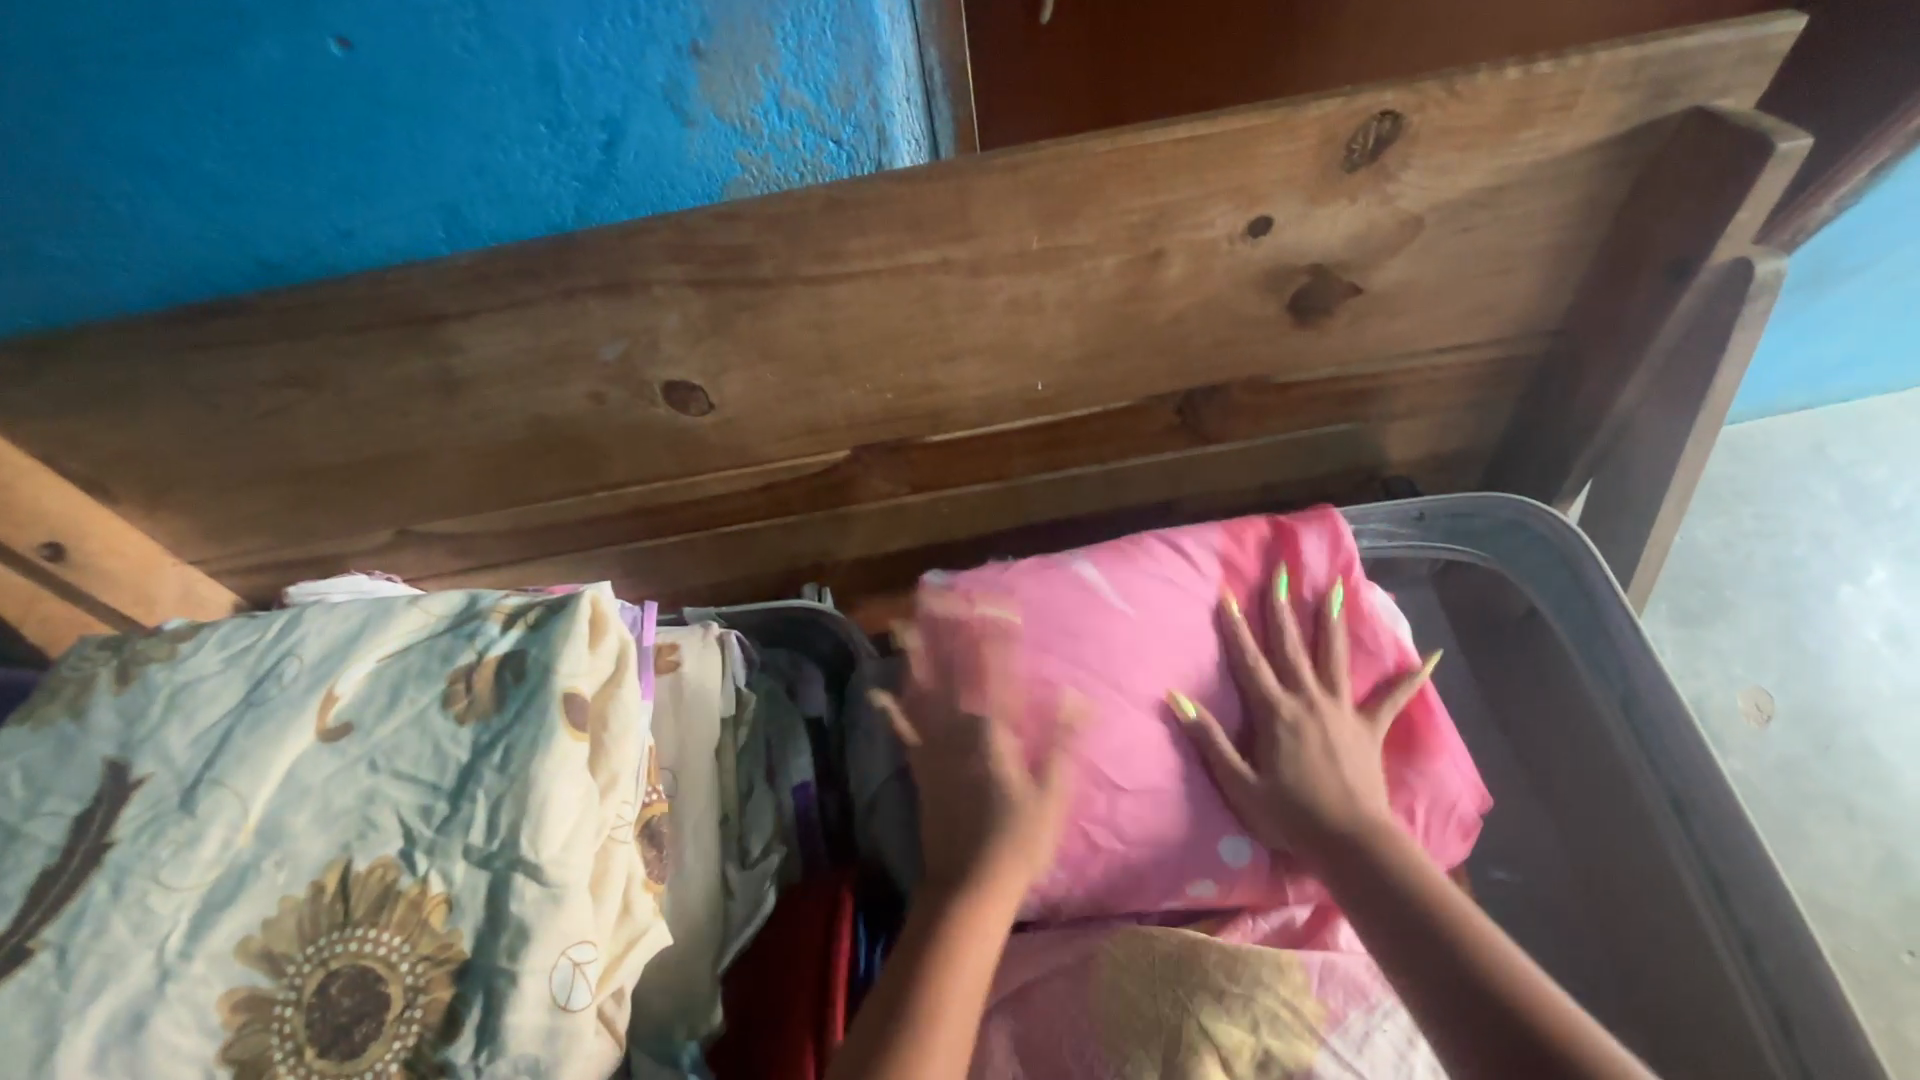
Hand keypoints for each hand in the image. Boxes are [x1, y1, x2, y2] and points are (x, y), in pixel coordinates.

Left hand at [869, 589, 1083, 901]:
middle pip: (954, 668)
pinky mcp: (920, 768)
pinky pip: (903, 732)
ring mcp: (934, 747)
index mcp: (995, 731)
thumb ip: (1063, 742)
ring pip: (923, 690)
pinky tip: (877, 692)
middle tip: (938, 592)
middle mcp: (960, 729)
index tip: (997, 600)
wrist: (969, 884)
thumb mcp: (1052, 794)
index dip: (996, 633)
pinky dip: (890, 711)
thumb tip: (1078, 697)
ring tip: (904, 623)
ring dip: (915, 655)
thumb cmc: (1019, 841)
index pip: (997, 670)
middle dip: (948, 628)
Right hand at [1170, 570, 1439, 866]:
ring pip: (1335, 657)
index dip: (1235, 627)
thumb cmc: (1288, 817)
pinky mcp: (1369, 728)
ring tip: (1335, 586)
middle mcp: (1308, 700)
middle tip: (1281, 572)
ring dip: (1332, 620)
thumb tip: (1175, 698)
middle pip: (1291, 646)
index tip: (1228, 593)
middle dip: (1282, 607)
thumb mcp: (1238, 783)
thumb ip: (1208, 738)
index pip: (1249, 661)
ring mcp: (1342, 711)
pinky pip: (1393, 699)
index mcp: (1274, 713)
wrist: (1351, 843)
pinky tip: (1432, 656)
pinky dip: (1412, 677)